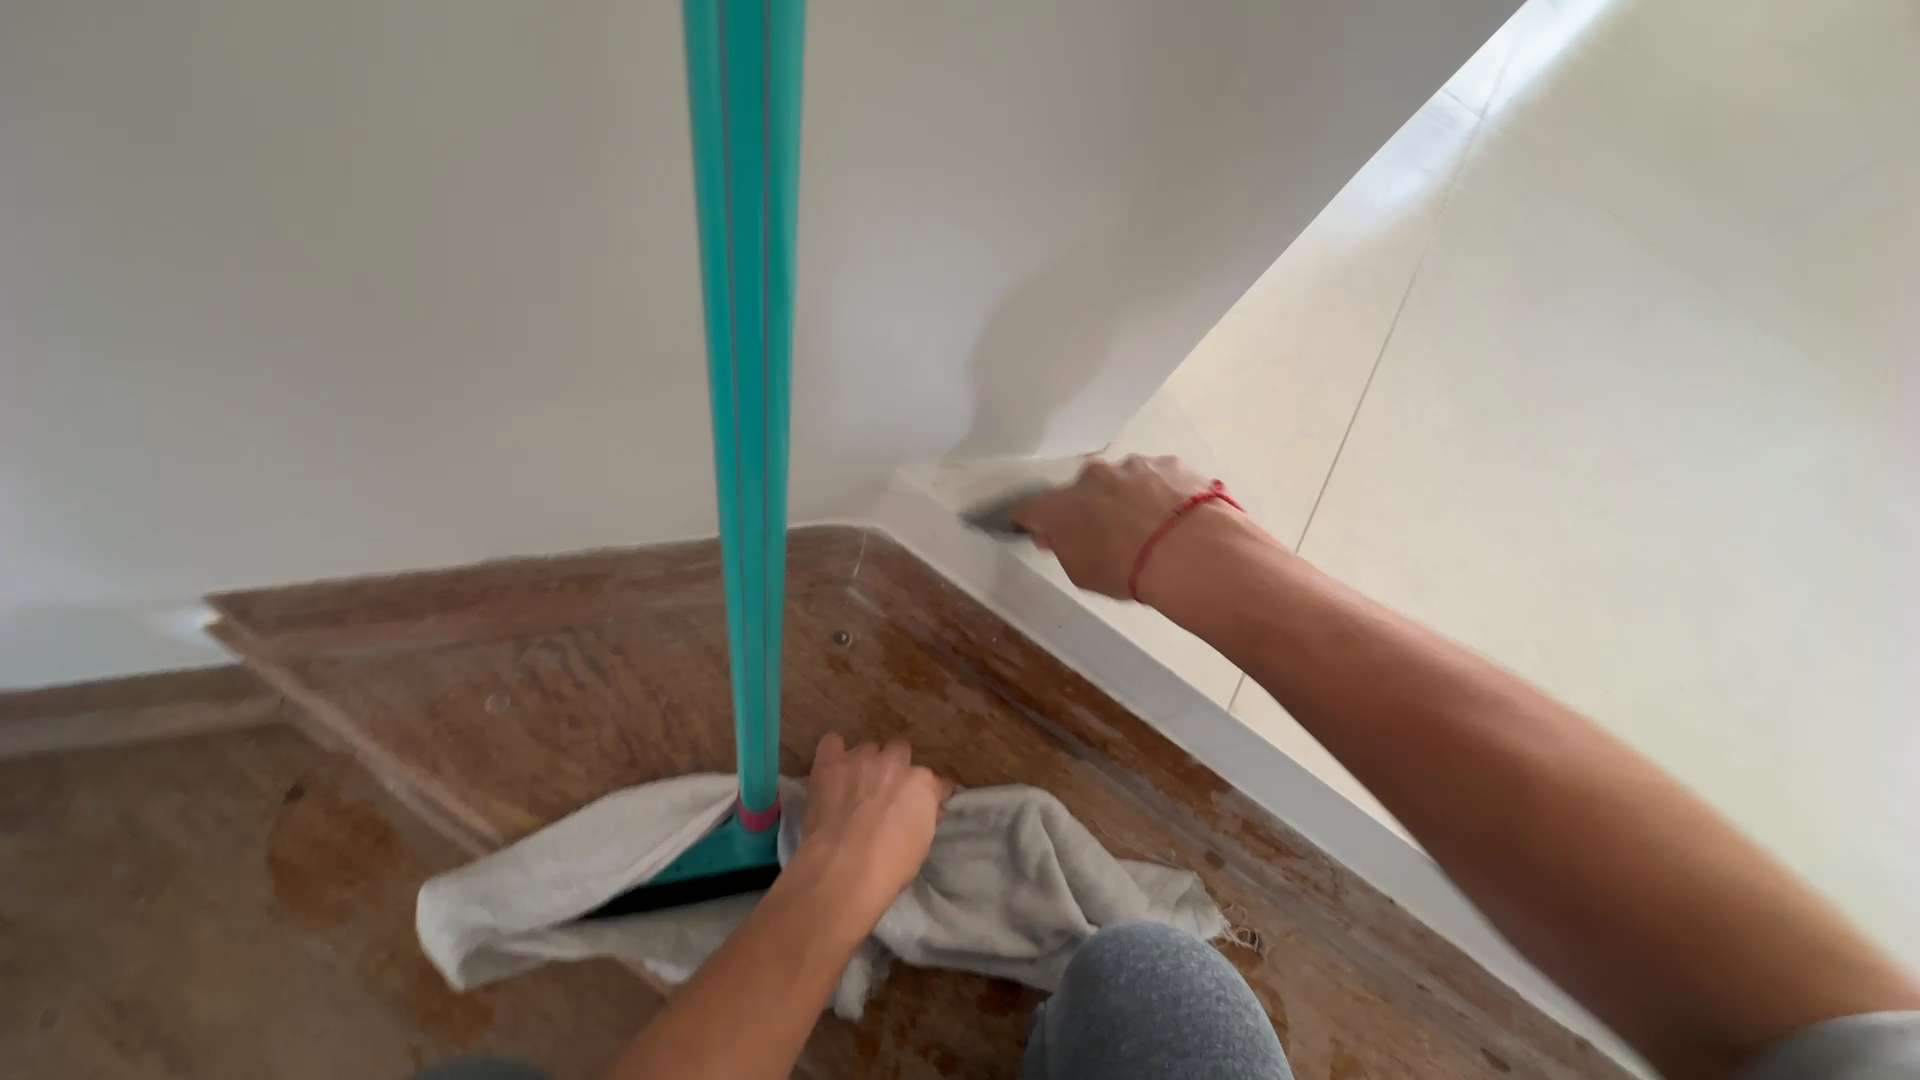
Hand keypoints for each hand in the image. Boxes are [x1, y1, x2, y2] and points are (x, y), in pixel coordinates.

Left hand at [798, 734, 953, 909]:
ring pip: (867, 748)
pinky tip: (832, 768)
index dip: (930, 792)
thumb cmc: (889, 867)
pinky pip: (832, 743)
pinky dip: (833, 752)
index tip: (925, 804)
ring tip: (854, 785)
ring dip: (865, 763)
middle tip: (885, 790)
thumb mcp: (921, 846)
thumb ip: (925, 818)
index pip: (936, 780)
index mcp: (922, 783)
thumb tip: (929, 810)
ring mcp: (861, 760)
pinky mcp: (830, 764)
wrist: (845, 869)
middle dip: (895, 767)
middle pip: (900, 750)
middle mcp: (894, 763)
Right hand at [1009, 454, 1228, 599]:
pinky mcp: (1170, 462)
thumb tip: (1057, 535)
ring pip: (1121, 480)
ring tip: (1151, 528)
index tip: (1036, 531)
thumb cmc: (1126, 570)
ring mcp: (1132, 465)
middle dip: (1087, 508)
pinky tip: (1177, 516)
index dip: (1029, 521)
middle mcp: (1091, 476)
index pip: (1029, 509)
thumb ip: (1064, 548)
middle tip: (1105, 535)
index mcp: (1061, 506)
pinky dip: (1161, 493)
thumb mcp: (1082, 573)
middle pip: (1081, 491)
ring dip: (1127, 498)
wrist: (1189, 550)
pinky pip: (1158, 478)